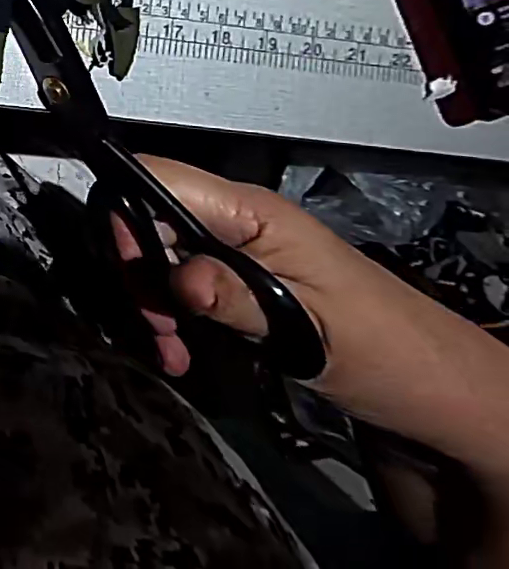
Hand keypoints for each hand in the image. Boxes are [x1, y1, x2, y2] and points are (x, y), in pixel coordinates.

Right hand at [128, 158, 508, 481]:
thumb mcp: (314, 330)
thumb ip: (235, 298)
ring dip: (150, 300)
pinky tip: (178, 347)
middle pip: (141, 219)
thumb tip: (178, 278)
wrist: (455, 400)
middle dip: (136, 270)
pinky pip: (173, 280)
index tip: (131, 263)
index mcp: (251, 214)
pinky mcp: (229, 274)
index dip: (123, 209)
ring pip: (151, 255)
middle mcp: (233, 220)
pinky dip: (167, 314)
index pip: (152, 176)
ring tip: (170, 342)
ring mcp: (230, 247)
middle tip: (157, 317)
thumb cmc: (398, 356)